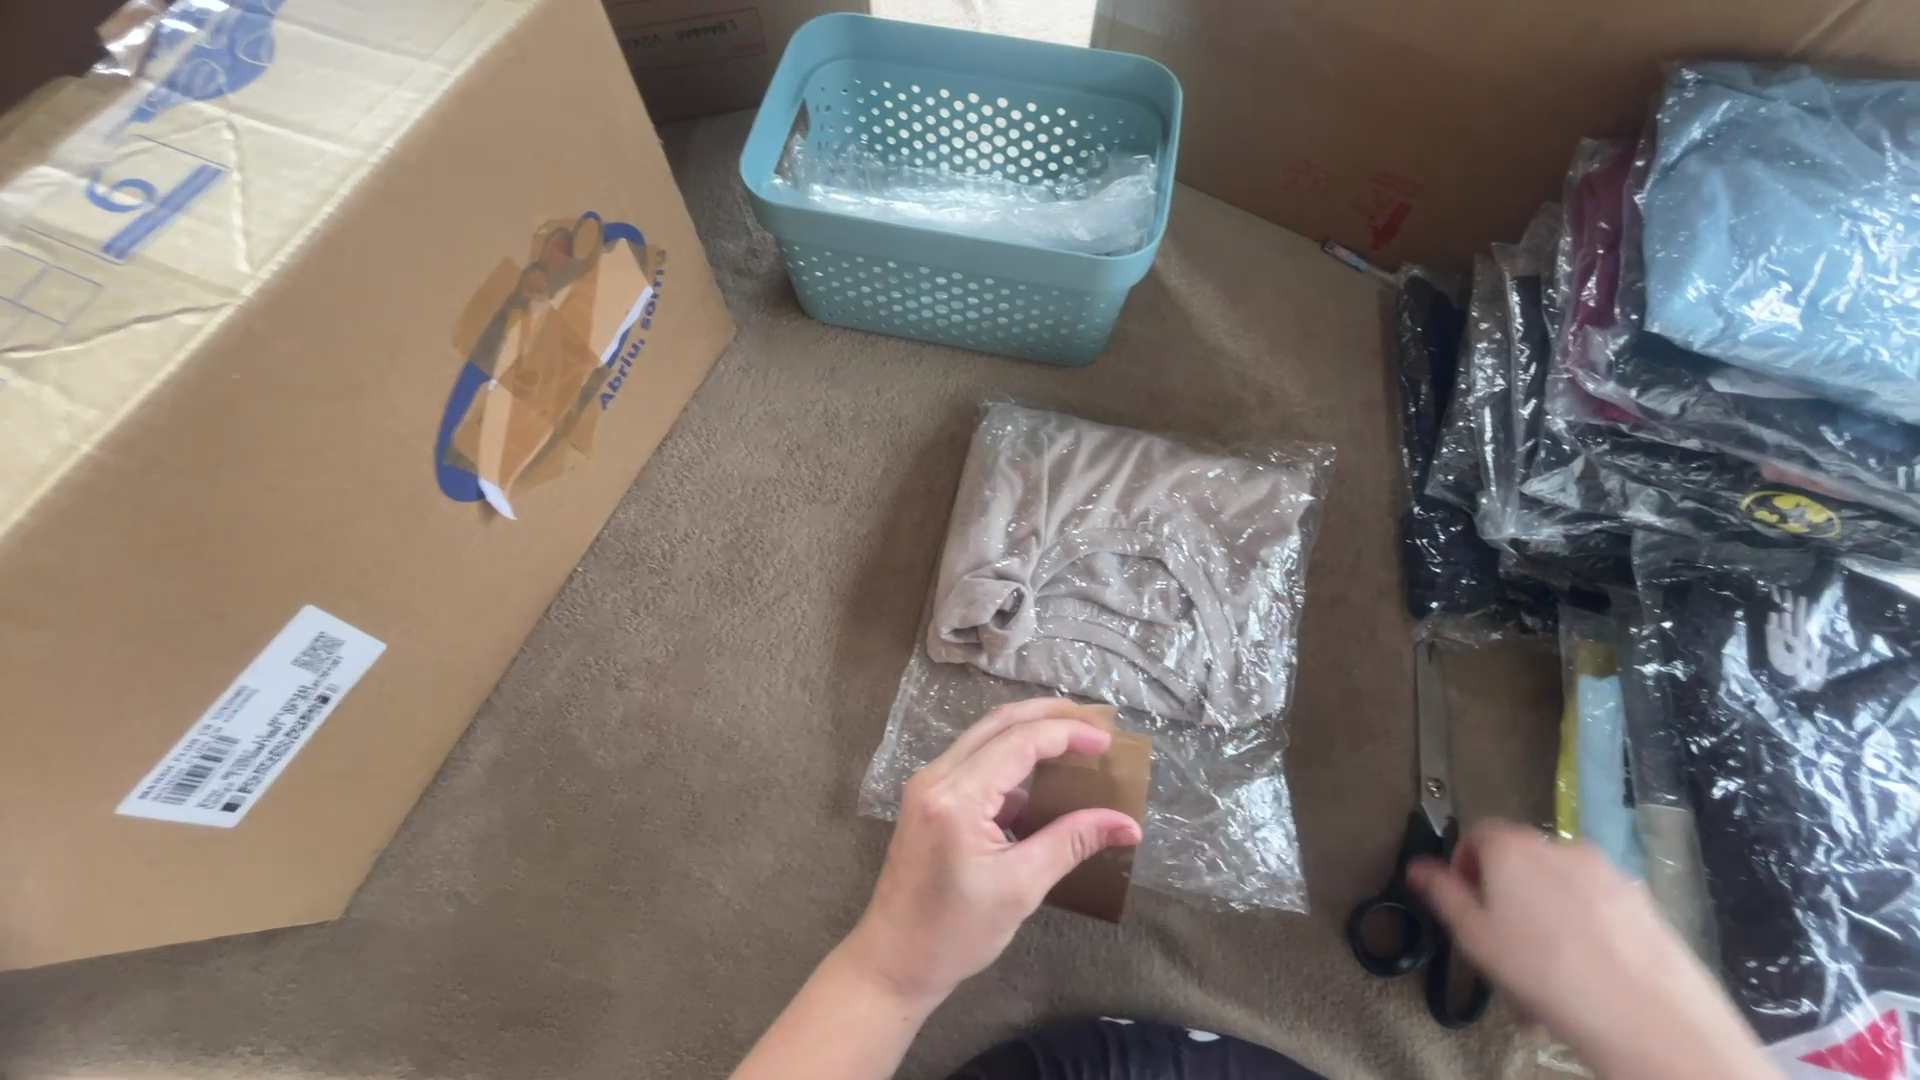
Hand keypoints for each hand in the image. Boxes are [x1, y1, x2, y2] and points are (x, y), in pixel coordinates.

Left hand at [839, 698, 1143, 1008]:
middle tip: (1094, 719)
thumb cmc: (954, 934)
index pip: (1019, 742)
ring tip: (1074, 739)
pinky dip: (1010, 760)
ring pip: (985, 737)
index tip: (1107, 741)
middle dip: (1048, 715)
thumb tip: (1127, 825)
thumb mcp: (1020, 887)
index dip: (1067, 734)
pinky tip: (1040, 780)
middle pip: (999, 723)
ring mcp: (928, 784)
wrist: (892, 962)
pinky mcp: (928, 797)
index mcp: (956, 797)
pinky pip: (974, 761)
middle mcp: (936, 777)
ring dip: (1029, 732)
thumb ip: (1072, 842)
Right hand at [1408, 820, 1779, 1079]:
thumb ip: (1442, 893)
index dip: (1464, 865)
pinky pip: (1600, 912)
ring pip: (1562, 893)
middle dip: (1507, 901)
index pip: (1477, 834)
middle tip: (1501, 947)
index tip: (1465, 902)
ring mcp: (1612, 877)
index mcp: (1514, 846)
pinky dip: (1586, 935)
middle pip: (1522, 865)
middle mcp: (1563, 848)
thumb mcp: (1473, 935)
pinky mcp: (1648, 907)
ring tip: (1543, 978)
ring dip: (1545, 922)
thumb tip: (1419, 868)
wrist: (1652, 1022)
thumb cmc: (1544, 972)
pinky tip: (1585, 980)